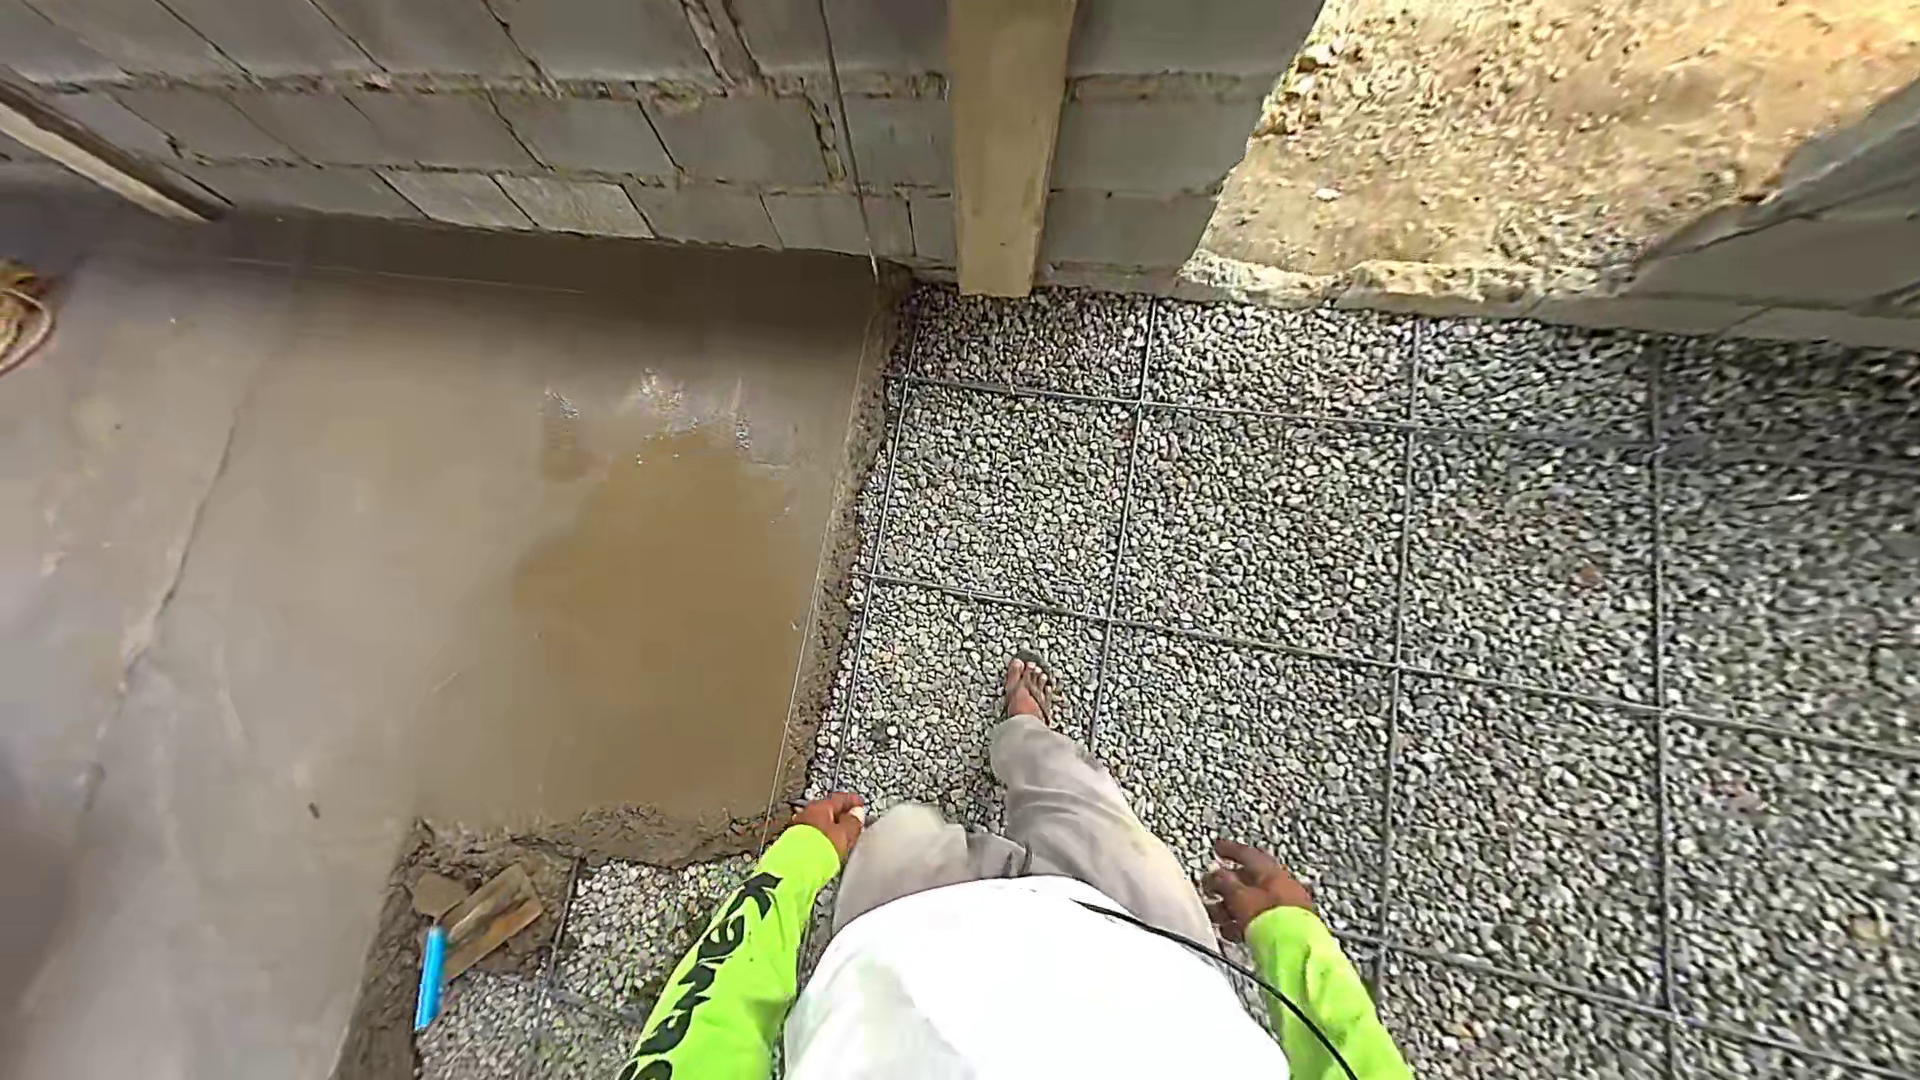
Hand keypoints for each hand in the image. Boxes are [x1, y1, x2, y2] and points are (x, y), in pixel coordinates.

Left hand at [792, 793, 864, 863]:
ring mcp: (797, 829)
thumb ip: (853, 822)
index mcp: (820, 805)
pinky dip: (822, 840)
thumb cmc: (820, 849)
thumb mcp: (845, 834)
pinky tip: (827, 849)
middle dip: (840, 816)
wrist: (794, 871)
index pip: (840, 798)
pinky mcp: (793, 845)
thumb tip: (857, 814)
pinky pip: (812, 837)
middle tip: (852, 823)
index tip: (860, 805)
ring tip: (841, 839)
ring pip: (819, 824)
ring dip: (830, 829)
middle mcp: (806, 813)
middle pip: (827, 810)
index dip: (853, 801)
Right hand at [1203, 838, 1312, 941]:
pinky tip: (1229, 931)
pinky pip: (1259, 920)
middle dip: (1225, 884)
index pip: (1248, 854)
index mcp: (1273, 872)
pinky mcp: (1286, 931)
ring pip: (1251, 902)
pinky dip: (1242, 922)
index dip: (1230, 849)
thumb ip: (1223, 881)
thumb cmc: (1267, 918)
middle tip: (1208, 887)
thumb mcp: (1238, 895)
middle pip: (1249, 880)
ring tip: (1213, 915)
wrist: (1296, 955)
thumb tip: (1215, 874)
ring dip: (1230, 906)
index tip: (1217, 847)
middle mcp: (1282, 887)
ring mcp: (1286, 910)